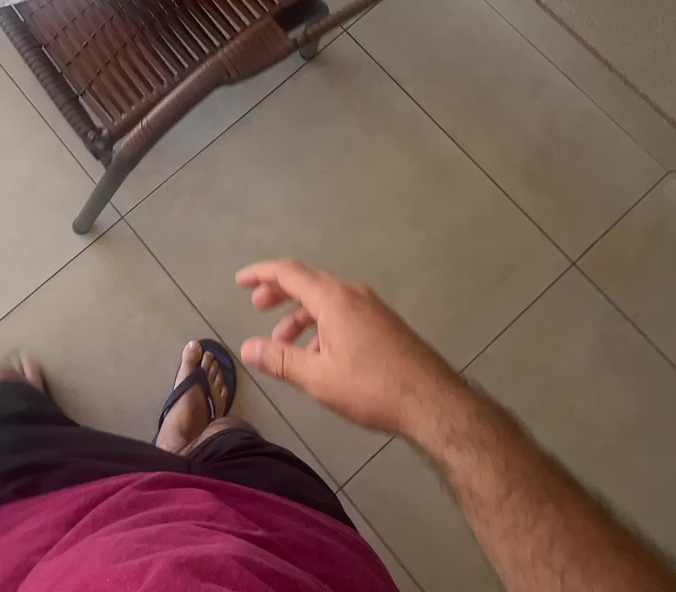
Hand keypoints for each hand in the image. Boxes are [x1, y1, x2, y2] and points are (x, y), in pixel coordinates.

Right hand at [236, 259, 460, 437]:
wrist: (435, 403)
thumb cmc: (372, 387)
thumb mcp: (318, 378)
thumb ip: (280, 361)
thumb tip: (246, 348)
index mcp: (333, 298)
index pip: (288, 272)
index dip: (260, 273)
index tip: (240, 280)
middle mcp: (351, 293)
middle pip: (306, 281)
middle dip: (278, 293)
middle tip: (257, 307)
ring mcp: (371, 307)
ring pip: (325, 300)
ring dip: (300, 316)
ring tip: (283, 345)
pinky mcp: (383, 323)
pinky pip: (342, 312)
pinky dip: (321, 324)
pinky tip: (318, 356)